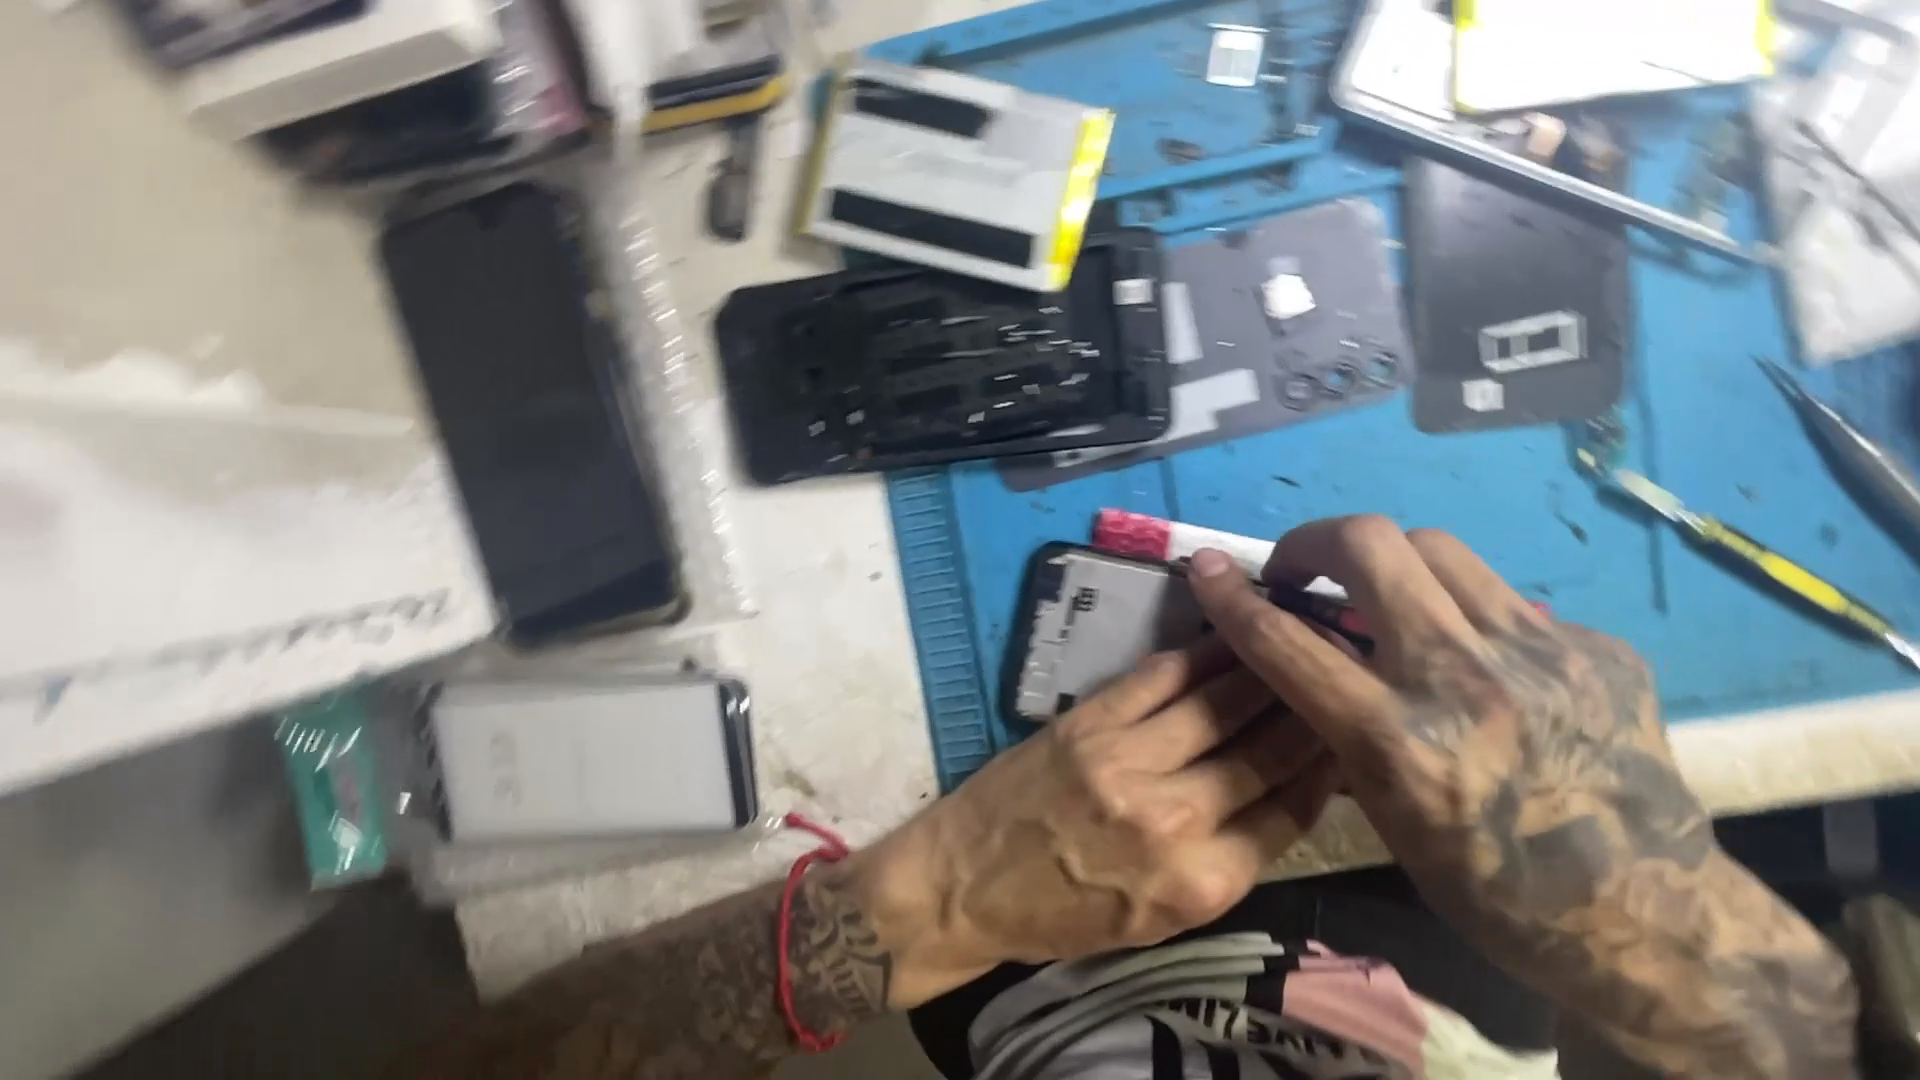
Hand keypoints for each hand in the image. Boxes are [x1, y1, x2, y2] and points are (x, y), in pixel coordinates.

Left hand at [856, 638, 1336, 1005]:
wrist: (964, 886)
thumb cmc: (1063, 917)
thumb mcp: (1160, 922)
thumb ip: (1227, 864)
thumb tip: (1282, 796)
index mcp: (1199, 883)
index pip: (1289, 814)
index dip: (1325, 770)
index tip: (1343, 736)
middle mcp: (1171, 818)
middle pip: (1263, 752)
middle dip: (1308, 711)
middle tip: (1338, 674)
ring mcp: (1125, 761)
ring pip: (1219, 704)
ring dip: (1266, 670)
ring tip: (1298, 641)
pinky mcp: (1087, 723)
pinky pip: (1158, 677)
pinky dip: (1200, 655)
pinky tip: (1228, 636)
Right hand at [1184, 515, 1856, 1077]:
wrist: (1644, 917)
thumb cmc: (1483, 882)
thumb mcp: (1382, 811)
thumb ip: (1337, 720)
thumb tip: (1306, 648)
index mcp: (1398, 740)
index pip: (1286, 642)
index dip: (1231, 599)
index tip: (1205, 571)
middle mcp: (1465, 680)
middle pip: (1370, 545)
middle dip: (1312, 542)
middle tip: (1303, 572)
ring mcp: (1541, 654)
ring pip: (1435, 546)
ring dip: (1386, 563)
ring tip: (1380, 599)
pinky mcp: (1596, 647)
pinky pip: (1501, 597)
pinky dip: (1461, 611)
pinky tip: (1471, 655)